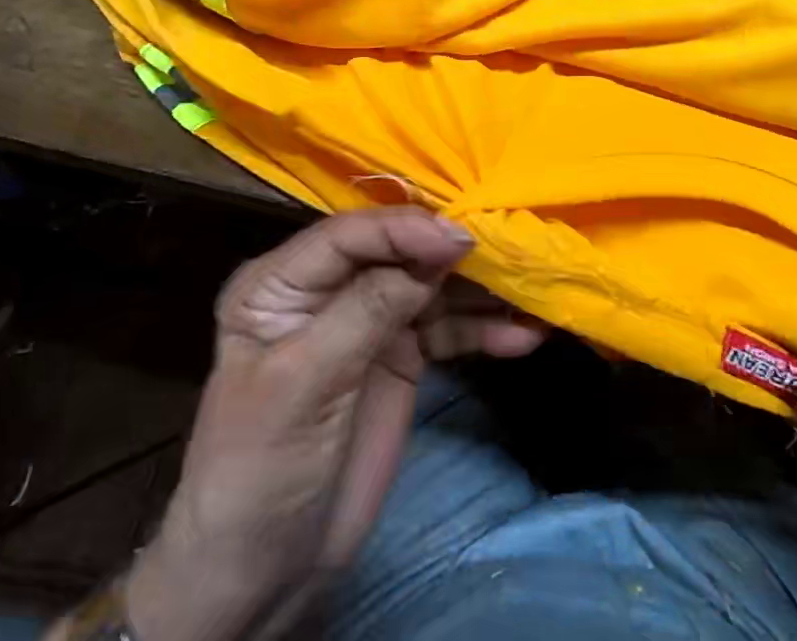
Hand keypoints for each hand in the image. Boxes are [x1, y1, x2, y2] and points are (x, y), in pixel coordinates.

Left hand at [122, 208, 547, 640]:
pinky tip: (524, 337)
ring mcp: (371, 322)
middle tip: (512, 254)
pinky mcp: (405, 355)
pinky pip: (450, 331)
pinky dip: (485, 332)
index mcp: (281, 285)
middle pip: (400, 254)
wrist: (268, 566)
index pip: (348, 236)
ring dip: (484, 294)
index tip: (460, 239)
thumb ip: (369, 309)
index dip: (404, 230)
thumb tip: (440, 247)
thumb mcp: (305, 383)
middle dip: (454, 255)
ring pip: (435, 289)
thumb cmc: (261, 469)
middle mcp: (329, 291)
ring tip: (535, 295)